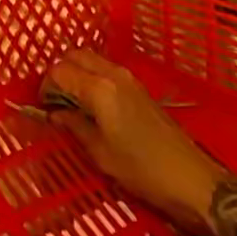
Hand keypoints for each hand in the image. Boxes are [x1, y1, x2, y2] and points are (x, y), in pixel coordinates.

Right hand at [43, 50, 226, 223]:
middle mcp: (112, 73)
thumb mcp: (101, 154)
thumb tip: (54, 114)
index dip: (46, 85)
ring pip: (91, 59)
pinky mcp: (138, 87)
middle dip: (60, 71)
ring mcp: (128, 77)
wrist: (192, 179)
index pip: (60, 71)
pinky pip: (106, 68)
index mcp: (99, 88)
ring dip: (77, 71)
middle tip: (55, 98)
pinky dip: (92, 76)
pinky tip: (93, 103)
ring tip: (72, 101)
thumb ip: (74, 127)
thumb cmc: (143, 170)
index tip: (44, 106)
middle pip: (75, 55)